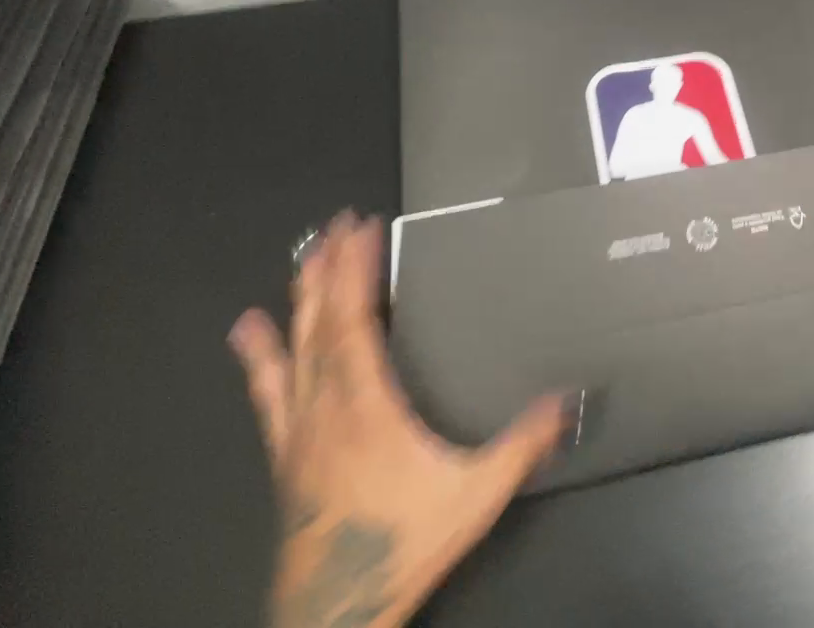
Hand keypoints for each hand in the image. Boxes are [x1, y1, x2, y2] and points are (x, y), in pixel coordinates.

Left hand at [228, 210, 573, 627]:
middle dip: (329, 267)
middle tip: (335, 225)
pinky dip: (258, 355)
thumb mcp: (478, 491)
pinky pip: (269, 391)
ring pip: (294, 347)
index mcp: (366, 404)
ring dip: (301, 298)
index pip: (356, 320)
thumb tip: (566, 403)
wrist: (336, 606)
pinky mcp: (287, 451)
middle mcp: (326, 405)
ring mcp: (300, 427)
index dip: (357, 270)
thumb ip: (524, 443)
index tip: (362, 228)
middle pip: (321, 321)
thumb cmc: (403, 541)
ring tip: (303, 257)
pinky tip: (247, 330)